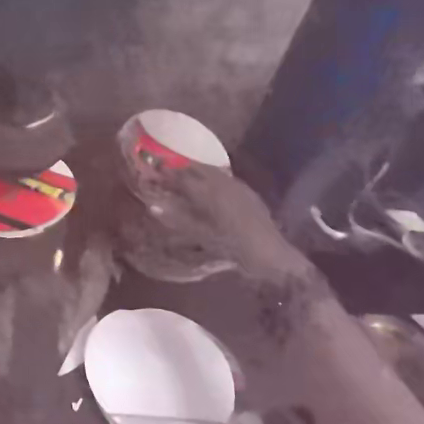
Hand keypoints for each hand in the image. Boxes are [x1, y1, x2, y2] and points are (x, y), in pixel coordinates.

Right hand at [131, 162, 302, 274]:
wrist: (271, 254)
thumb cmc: (232, 247)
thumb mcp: (200, 234)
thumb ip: (176, 218)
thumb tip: (153, 206)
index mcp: (211, 191)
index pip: (183, 176)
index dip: (166, 173)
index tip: (152, 170)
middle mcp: (224, 183)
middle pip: (198, 168)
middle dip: (180, 168)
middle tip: (165, 169)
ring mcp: (238, 187)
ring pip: (212, 171)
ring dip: (195, 170)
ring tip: (183, 173)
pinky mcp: (247, 193)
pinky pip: (223, 178)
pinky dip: (210, 176)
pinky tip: (207, 184)